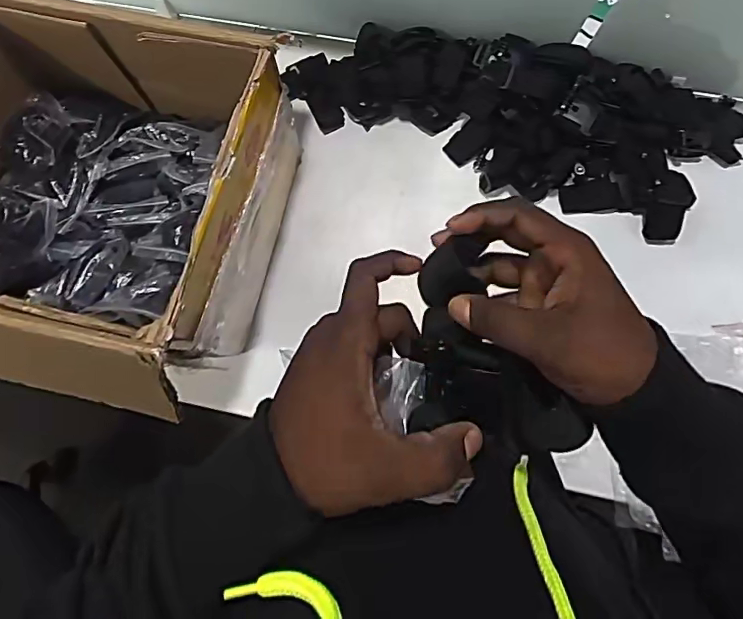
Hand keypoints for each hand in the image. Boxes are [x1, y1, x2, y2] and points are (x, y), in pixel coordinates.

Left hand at [270, 252, 483, 515]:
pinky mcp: (313, 369)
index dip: (392, 262)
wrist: (270, 481)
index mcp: (344, 340)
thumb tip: (472, 437)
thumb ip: (440, 456)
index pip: (364, 278)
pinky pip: (349, 348)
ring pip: (365, 332)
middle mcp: (329, 336)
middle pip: (378, 313)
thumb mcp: (390, 469)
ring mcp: (318, 351)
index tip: (419, 268)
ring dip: (391, 351)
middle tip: (428, 373)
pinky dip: (372, 361)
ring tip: (409, 391)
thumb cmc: (322, 464)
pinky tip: (385, 402)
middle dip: (408, 336)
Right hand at [434, 200, 656, 406]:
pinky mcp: (543, 308)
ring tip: (447, 279)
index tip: (454, 228)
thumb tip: (456, 305)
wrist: (639, 396)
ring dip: (476, 270)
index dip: (482, 216)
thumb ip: (495, 320)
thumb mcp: (547, 337)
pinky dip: (485, 299)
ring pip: (503, 265)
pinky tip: (465, 309)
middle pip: (507, 235)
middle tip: (442, 246)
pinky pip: (506, 294)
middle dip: (473, 238)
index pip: (518, 216)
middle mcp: (557, 260)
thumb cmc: (610, 356)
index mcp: (567, 251)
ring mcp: (549, 284)